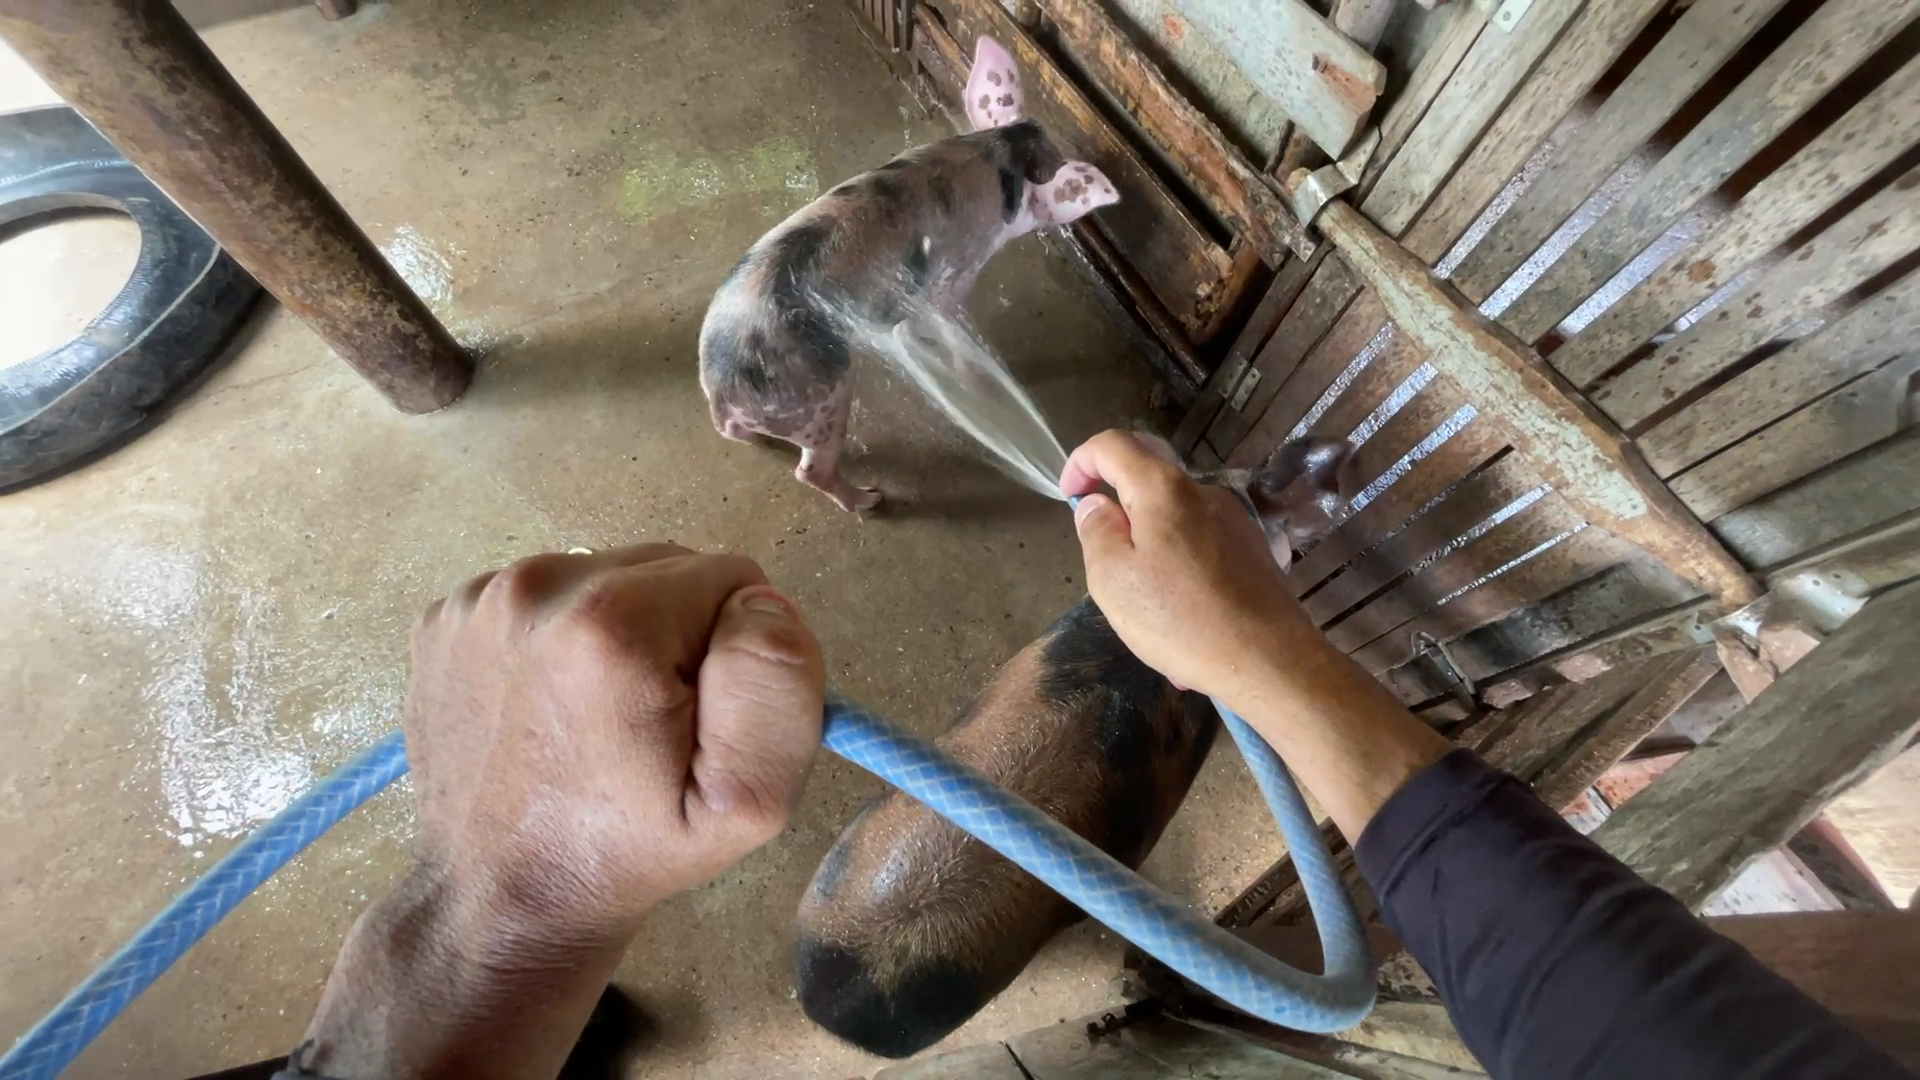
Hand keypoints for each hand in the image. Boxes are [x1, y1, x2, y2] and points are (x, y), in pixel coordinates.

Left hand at [301, 545, 824, 1079]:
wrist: (502, 900)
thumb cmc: (633, 851)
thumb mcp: (746, 799)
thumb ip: (778, 685)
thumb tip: (762, 600)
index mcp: (612, 620)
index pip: (734, 577)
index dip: (738, 648)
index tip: (704, 715)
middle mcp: (536, 586)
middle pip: (673, 567)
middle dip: (688, 630)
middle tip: (663, 717)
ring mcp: (479, 598)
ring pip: (618, 574)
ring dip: (633, 630)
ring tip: (609, 711)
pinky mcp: (447, 614)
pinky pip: (560, 594)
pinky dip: (573, 634)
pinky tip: (558, 700)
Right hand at [1060, 430, 1317, 704]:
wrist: (1271, 661)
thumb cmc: (1179, 619)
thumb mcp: (1112, 579)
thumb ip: (1096, 531)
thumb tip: (1096, 504)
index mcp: (1163, 488)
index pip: (1112, 444)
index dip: (1080, 462)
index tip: (1069, 497)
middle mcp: (1203, 491)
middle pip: (1148, 471)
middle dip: (1115, 497)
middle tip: (1102, 542)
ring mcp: (1234, 519)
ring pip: (1174, 514)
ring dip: (1147, 541)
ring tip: (1142, 602)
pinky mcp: (1252, 549)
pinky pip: (1200, 543)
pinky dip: (1177, 565)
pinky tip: (1180, 617)